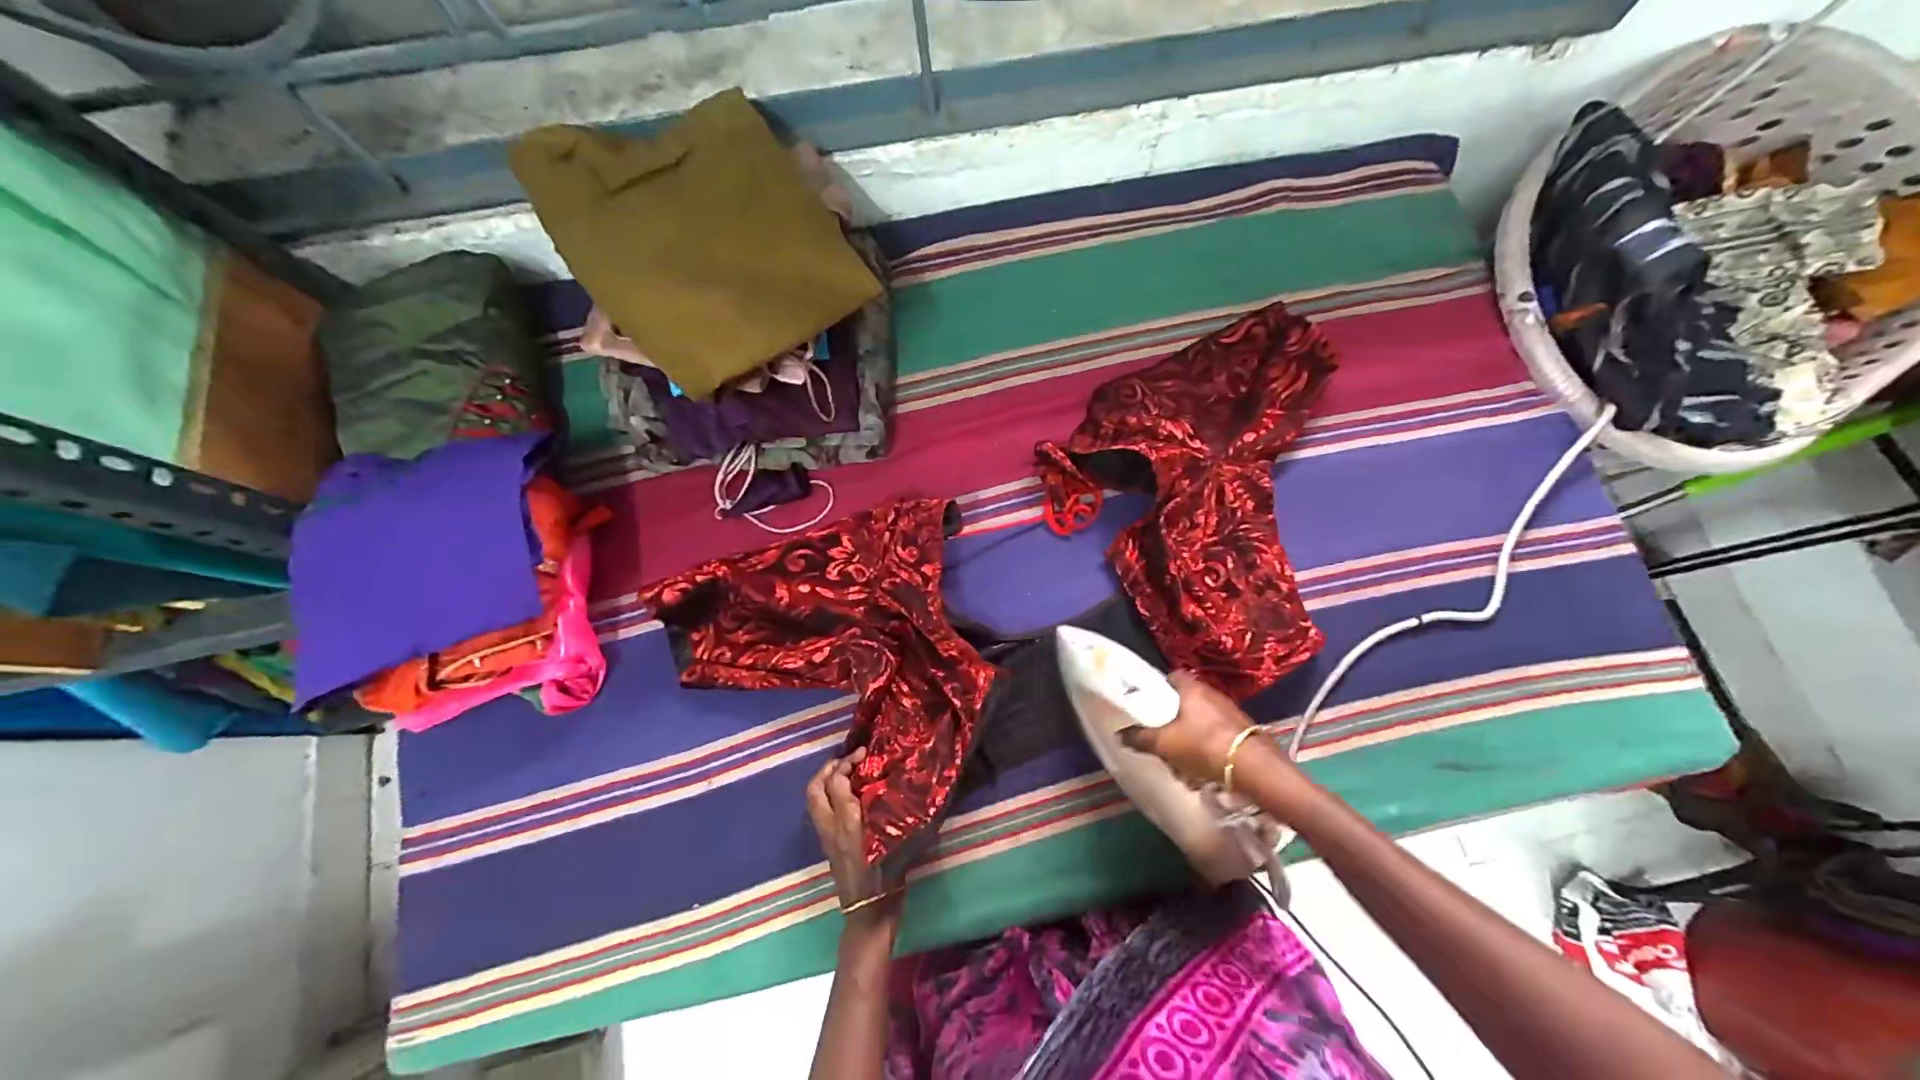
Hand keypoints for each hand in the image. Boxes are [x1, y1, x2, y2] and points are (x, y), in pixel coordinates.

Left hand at [806, 747, 900, 927]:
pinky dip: (832, 797)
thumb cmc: (884, 875)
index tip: (864, 753)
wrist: (870, 912)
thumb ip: (880, 808)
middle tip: (849, 759)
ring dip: (827, 782)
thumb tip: (880, 779)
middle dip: (828, 769)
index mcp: (844, 821)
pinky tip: (853, 796)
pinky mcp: (832, 846)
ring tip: (850, 772)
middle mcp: (830, 826)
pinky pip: (824, 812)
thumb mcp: (885, 837)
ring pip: (817, 801)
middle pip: (815, 789)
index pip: (835, 782)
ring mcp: (828, 837)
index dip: (846, 763)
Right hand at [1119, 671, 1257, 787]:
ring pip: (1198, 721)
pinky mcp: (1241, 731)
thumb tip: (1120, 735)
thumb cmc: (1203, 746)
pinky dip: (1205, 749)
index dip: (1156, 688)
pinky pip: (1214, 735)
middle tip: (1160, 739)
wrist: (1254, 768)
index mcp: (1191, 687)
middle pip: (1183, 701)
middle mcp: (1212, 693)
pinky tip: (1200, 770)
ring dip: (1187, 738)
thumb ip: (1139, 738)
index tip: (1147, 706)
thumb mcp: (1163, 744)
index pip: (1169, 676)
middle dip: (1170, 720)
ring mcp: (1229, 712)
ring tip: (1179, 762)